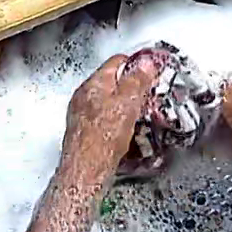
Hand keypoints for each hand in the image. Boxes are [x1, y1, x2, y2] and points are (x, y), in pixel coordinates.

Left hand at [58, 54, 154, 183]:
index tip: (151, 72)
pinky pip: (103, 117)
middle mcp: (84, 95)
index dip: (137, 64)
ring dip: (124, 105)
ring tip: (139, 115)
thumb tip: (147, 63)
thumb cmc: (103, 138)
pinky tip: (125, 132)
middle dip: (131, 87)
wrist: (86, 171)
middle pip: (112, 81)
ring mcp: (81, 112)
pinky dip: (116, 120)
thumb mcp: (129, 104)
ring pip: (108, 100)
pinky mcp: (83, 130)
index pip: (117, 61)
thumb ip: (138, 80)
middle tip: (147, 96)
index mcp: (94, 82)